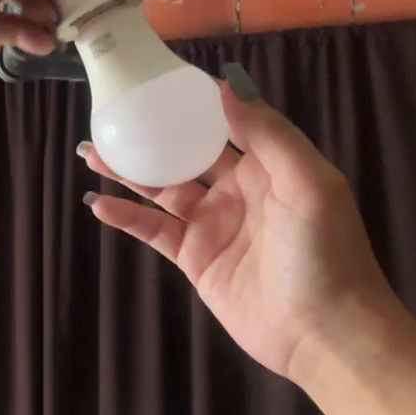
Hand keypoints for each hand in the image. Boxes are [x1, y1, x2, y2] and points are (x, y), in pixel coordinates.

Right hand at [81, 68, 406, 380]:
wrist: (324, 331)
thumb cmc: (325, 250)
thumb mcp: (309, 183)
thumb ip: (268, 135)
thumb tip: (225, 87)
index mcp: (266, 166)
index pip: (224, 124)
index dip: (193, 104)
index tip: (158, 83)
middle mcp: (234, 190)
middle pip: (182, 154)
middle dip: (149, 136)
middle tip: (110, 120)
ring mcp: (211, 225)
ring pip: (160, 189)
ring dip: (126, 172)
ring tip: (90, 153)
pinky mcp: (193, 258)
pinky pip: (153, 231)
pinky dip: (126, 218)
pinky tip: (98, 204)